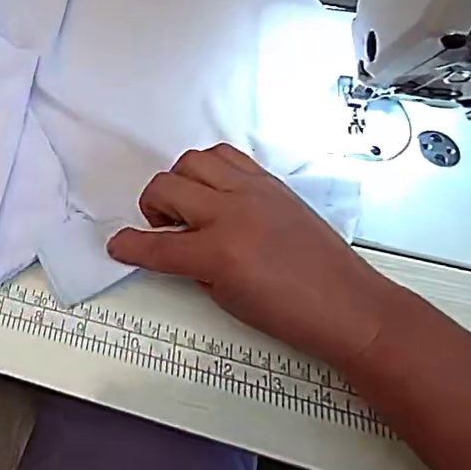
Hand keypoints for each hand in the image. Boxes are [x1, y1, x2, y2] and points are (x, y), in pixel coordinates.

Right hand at [106, 144, 406, 370]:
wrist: (351, 307)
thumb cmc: (294, 313)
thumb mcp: (227, 297)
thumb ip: (191, 265)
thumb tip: (171, 246)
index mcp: (221, 252)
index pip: (157, 246)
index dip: (130, 247)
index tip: (119, 245)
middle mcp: (233, 213)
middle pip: (165, 188)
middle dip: (152, 207)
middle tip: (162, 225)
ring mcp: (253, 192)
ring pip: (193, 161)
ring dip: (180, 181)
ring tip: (189, 204)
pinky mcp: (270, 183)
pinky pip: (227, 156)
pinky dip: (210, 168)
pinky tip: (216, 190)